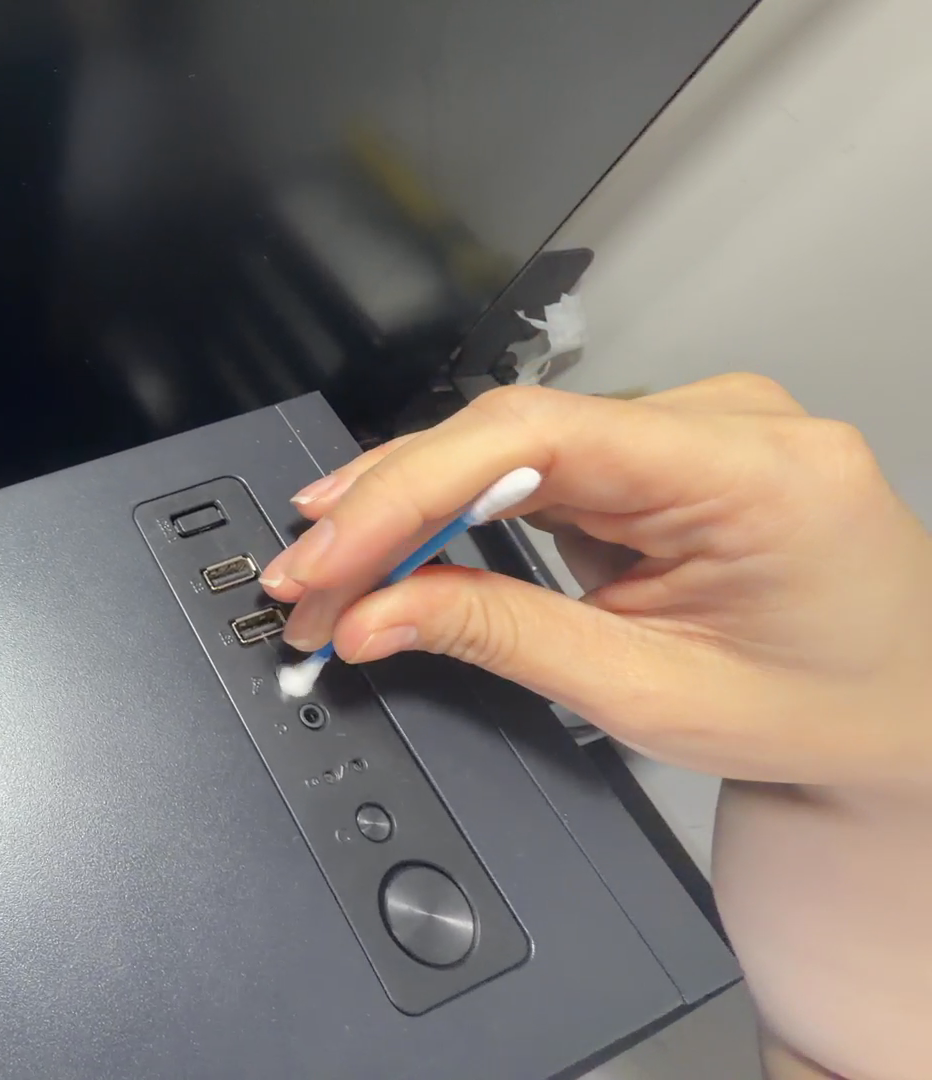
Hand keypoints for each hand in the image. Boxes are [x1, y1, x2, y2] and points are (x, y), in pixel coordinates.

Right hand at [258, 375, 931, 790]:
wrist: (898, 714)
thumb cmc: (822, 709)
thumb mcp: (645, 689)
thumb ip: (494, 634)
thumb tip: (370, 617)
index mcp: (750, 470)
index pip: (528, 440)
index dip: (402, 492)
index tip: (326, 558)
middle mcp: (706, 425)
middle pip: (487, 437)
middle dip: (375, 512)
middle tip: (303, 580)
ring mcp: (662, 433)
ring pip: (479, 447)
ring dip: (388, 512)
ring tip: (324, 572)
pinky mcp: (623, 457)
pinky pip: (496, 467)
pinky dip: (426, 512)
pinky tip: (377, 543)